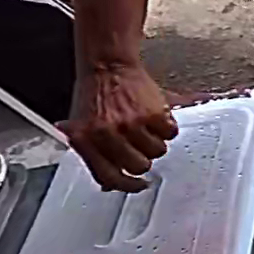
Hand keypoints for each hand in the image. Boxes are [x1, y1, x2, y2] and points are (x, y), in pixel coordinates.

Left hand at [60, 61, 177, 191]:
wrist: (108, 67)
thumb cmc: (95, 95)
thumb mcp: (83, 127)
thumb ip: (94, 155)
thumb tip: (110, 183)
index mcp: (86, 140)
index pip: (109, 176)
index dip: (128, 186)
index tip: (139, 185)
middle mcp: (108, 134)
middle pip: (139, 166)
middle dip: (144, 159)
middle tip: (142, 148)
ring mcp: (132, 124)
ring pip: (158, 151)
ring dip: (156, 142)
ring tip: (147, 128)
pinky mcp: (154, 113)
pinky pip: (171, 133)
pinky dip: (168, 128)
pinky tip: (157, 119)